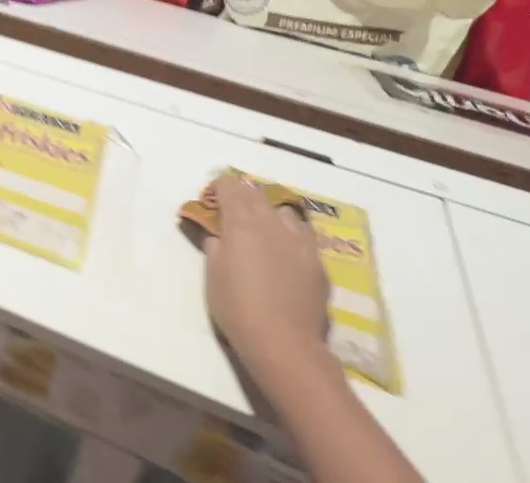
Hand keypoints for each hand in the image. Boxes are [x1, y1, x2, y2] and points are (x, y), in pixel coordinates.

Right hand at [202, 173, 329, 368]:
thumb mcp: (212, 273)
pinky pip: (303, 236)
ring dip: (270, 213)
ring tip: (263, 230)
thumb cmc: (237, 307)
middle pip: (257, 194)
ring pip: (284, 212)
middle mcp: (272, 223)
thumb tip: (219, 234)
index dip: (219, 187)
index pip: (230, 186)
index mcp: (241, 223)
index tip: (211, 198)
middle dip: (242, 196)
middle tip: (232, 211)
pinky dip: (290, 236)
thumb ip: (215, 245)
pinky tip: (286, 254)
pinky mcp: (318, 262)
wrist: (284, 343)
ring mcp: (300, 241)